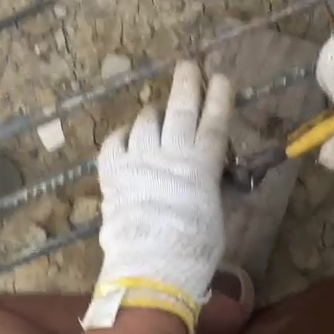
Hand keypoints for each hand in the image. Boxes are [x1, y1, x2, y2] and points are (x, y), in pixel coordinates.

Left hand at [82, 61, 232, 333]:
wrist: (152, 267)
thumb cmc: (193, 247)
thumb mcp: (213, 212)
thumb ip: (209, 185)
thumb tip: (210, 175)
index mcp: (202, 165)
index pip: (214, 122)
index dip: (219, 98)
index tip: (220, 78)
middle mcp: (172, 154)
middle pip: (180, 109)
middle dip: (186, 84)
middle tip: (188, 66)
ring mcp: (140, 159)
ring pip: (146, 121)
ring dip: (153, 115)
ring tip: (156, 116)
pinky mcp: (114, 171)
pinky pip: (115, 141)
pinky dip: (122, 136)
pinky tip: (127, 137)